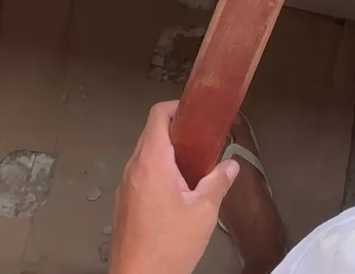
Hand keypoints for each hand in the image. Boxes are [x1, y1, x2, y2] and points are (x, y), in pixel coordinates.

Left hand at [110, 101, 240, 273]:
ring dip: (166, 153)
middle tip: (198, 139)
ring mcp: (125, 187)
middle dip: (175, 131)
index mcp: (152, 162)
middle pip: (151, 132)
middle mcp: (134, 169)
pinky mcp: (123, 204)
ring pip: (144, 154)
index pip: (157, 115)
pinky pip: (139, 175)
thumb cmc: (167, 248)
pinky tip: (175, 192)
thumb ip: (218, 182)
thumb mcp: (204, 212)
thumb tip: (231, 166)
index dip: (176, 107)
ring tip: (190, 167)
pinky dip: (156, 172)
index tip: (193, 113)